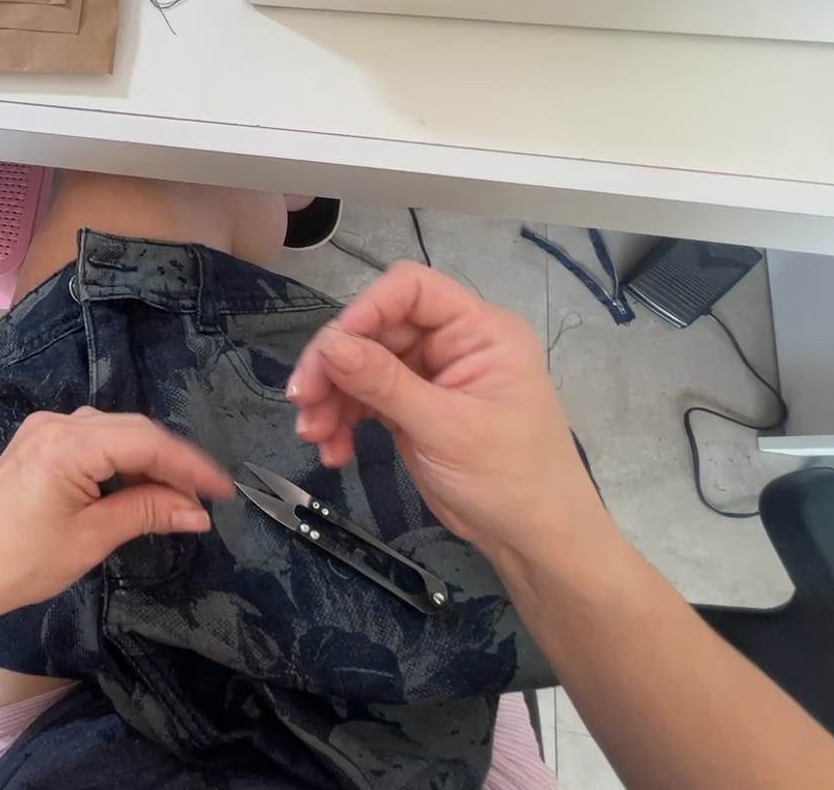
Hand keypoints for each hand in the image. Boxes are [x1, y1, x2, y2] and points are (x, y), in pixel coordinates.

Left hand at [0, 408, 232, 631]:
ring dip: (146, 458)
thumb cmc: (22, 562)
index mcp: (67, 443)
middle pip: (130, 430)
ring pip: (112, 431)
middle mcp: (54, 423)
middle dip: (171, 461)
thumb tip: (197, 512)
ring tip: (177, 495)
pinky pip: (89, 438)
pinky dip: (118, 458)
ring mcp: (41, 428)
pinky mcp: (34, 441)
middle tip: (205, 497)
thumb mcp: (92, 538)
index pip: (145, 441)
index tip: (224, 490)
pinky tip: (135, 483)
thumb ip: (147, 513)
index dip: (189, 464)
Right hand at [285, 263, 605, 566]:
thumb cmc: (510, 480)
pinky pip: (358, 397)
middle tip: (302, 400)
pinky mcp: (406, 405)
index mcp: (477, 332)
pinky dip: (338, 420)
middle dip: (333, 366)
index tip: (331, 348)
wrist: (532, 544)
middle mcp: (448, 344)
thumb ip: (383, 382)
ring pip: (355, 365)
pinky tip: (332, 450)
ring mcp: (424, 375)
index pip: (411, 290)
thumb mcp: (445, 428)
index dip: (367, 308)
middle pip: (371, 330)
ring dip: (328, 398)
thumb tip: (326, 344)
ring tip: (313, 435)